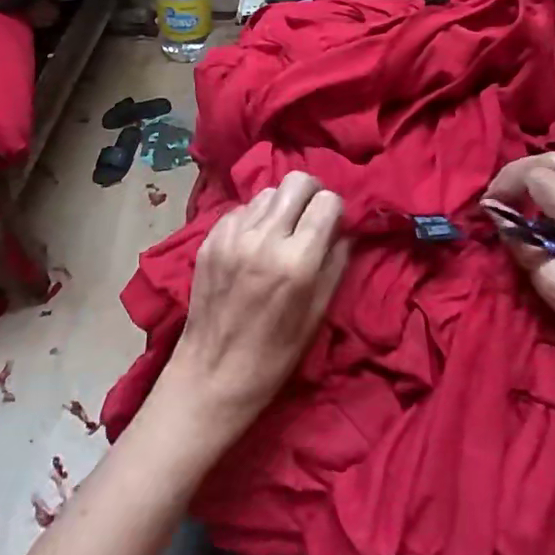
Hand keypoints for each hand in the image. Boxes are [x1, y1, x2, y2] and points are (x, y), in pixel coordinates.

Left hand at [164, 172, 349, 425]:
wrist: (213, 373)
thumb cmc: (275, 353)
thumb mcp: (318, 313)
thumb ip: (335, 263)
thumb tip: (344, 229)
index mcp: (297, 261)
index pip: (327, 201)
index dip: (335, 209)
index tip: (333, 224)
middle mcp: (264, 239)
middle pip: (296, 181)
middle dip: (311, 193)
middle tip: (311, 215)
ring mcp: (232, 237)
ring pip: (267, 192)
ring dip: (281, 206)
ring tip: (280, 232)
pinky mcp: (210, 239)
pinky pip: (241, 210)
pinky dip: (253, 219)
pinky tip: (253, 244)